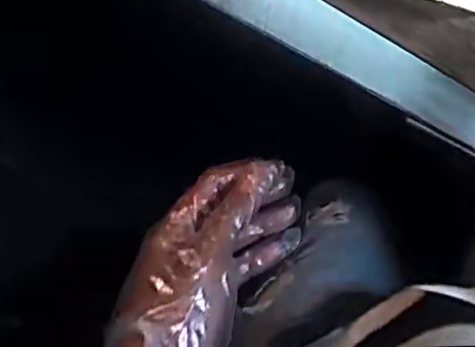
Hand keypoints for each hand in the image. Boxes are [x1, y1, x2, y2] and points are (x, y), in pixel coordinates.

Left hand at [106, 159, 300, 346]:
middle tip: (292, 184)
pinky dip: (264, 252)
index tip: (279, 167)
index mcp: (179, 225)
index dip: (247, 171)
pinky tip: (287, 245)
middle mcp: (188, 243)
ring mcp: (199, 270)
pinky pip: (240, 264)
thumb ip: (235, 210)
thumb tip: (261, 171)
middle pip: (228, 207)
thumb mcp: (209, 252)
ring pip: (237, 235)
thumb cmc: (181, 305)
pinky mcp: (211, 297)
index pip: (215, 183)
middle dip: (260, 194)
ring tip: (295, 210)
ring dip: (266, 221)